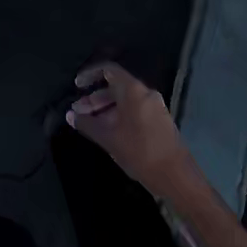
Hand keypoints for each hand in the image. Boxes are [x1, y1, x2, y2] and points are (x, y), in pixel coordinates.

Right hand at [66, 62, 200, 202]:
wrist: (176, 176)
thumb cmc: (139, 152)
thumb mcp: (108, 138)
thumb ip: (87, 124)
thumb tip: (70, 115)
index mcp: (133, 90)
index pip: (108, 70)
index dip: (90, 75)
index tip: (77, 86)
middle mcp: (146, 93)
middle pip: (115, 87)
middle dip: (94, 99)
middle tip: (78, 112)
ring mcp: (155, 107)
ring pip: (124, 101)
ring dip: (105, 109)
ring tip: (89, 124)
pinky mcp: (160, 121)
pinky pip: (134, 110)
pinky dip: (118, 116)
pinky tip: (108, 132)